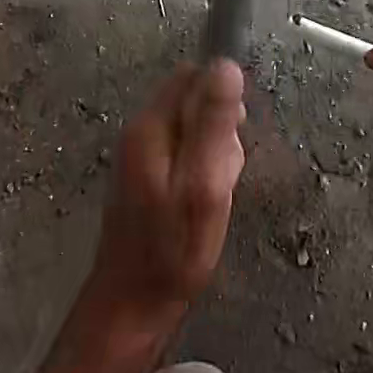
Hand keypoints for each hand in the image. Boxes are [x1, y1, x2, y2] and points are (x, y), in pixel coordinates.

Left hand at [96, 61, 246, 311]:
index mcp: (150, 127)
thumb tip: (228, 66)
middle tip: (227, 166)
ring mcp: (142, 155)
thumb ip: (214, 123)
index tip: (238, 129)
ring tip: (218, 187)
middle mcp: (141, 133)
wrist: (134, 306)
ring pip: (195, 125)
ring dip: (217, 147)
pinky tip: (208, 196)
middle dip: (223, 123)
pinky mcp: (149, 175)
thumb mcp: (205, 183)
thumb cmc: (175, 247)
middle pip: (194, 97)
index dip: (223, 93)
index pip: (193, 75)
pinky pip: (188, 149)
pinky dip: (207, 165)